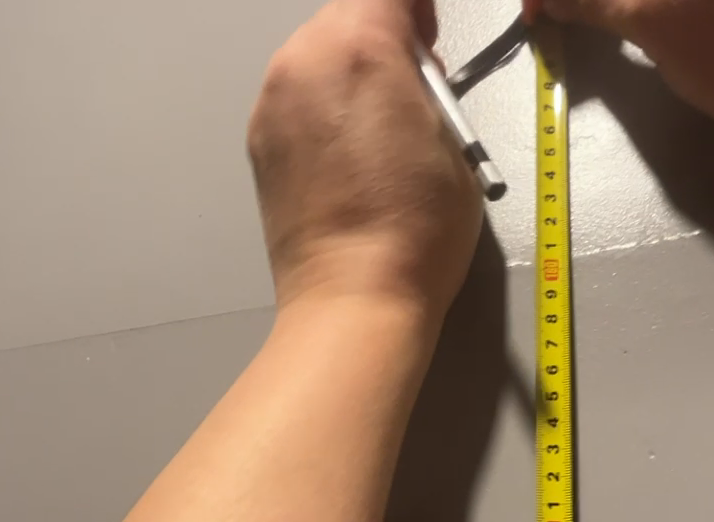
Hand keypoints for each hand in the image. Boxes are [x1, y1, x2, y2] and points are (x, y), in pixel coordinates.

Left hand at [248, 0, 484, 328]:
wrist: (354, 301)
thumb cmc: (417, 233)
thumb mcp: (454, 146)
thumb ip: (428, 90)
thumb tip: (409, 80)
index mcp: (361, 46)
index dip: (415, 8)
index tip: (428, 40)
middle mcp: (303, 61)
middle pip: (345, 14)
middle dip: (380, 39)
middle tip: (408, 96)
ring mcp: (272, 104)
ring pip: (314, 56)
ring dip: (347, 76)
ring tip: (375, 137)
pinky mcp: (259, 146)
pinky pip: (294, 101)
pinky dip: (321, 112)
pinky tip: (345, 163)